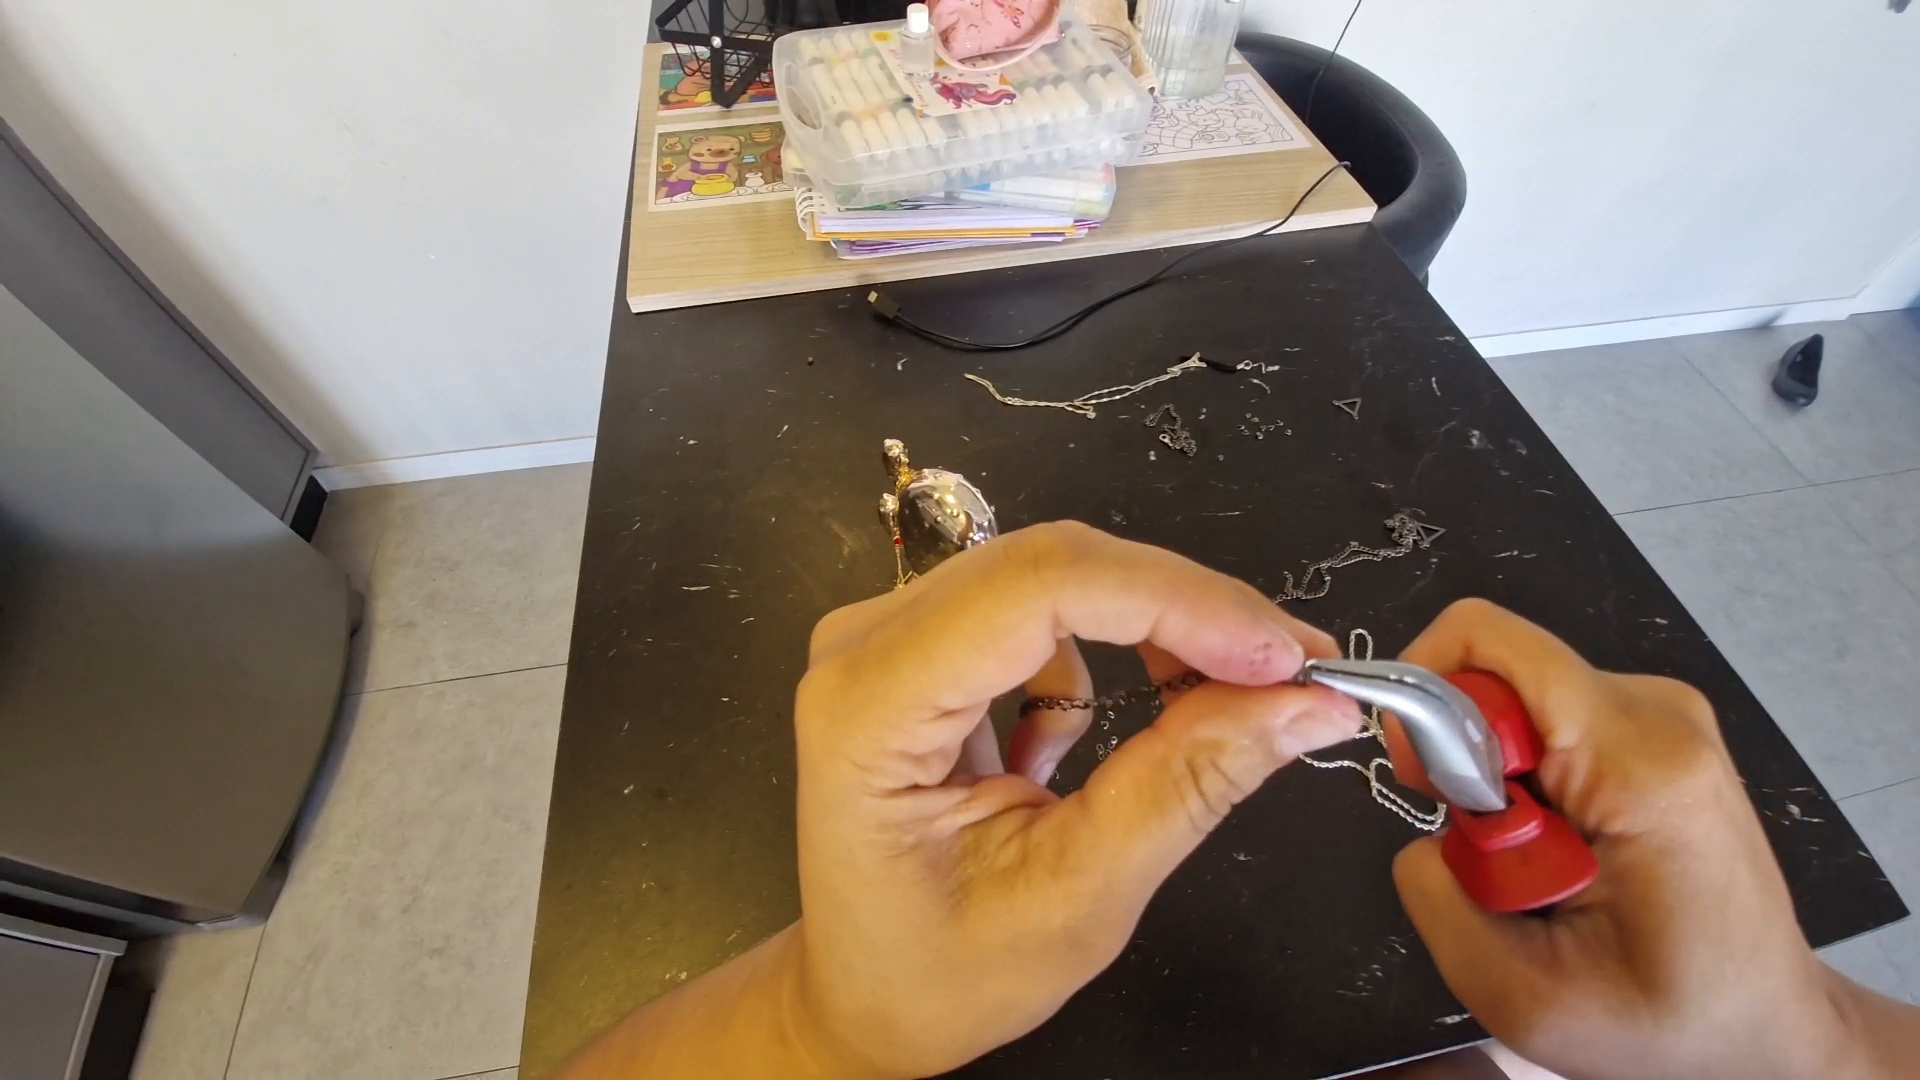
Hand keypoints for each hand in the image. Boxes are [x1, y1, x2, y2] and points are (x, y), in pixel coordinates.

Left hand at [787, 522, 1360, 1076]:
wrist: (856, 984)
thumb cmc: (939, 970)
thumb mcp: (1073, 900)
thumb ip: (1186, 786)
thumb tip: (1304, 701)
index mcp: (871, 705)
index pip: (1035, 589)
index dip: (1174, 600)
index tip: (1286, 656)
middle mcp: (865, 640)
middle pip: (1047, 567)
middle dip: (1182, 608)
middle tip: (1289, 669)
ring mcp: (883, 630)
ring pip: (1048, 577)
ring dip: (1146, 627)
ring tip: (1203, 706)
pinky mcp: (913, 638)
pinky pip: (1029, 609)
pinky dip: (1092, 653)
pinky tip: (1067, 741)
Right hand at [1387, 600, 1908, 1079]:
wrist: (1765, 1031)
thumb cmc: (1664, 1022)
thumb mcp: (1521, 994)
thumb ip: (1433, 895)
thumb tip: (1419, 830)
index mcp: (1638, 760)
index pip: (1485, 640)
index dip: (1420, 692)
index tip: (1425, 779)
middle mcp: (1652, 711)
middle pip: (1486, 667)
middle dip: (1449, 742)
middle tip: (1470, 829)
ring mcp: (1651, 712)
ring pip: (1501, 691)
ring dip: (1475, 762)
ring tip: (1511, 843)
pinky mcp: (1638, 724)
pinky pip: (1525, 709)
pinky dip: (1501, 763)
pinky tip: (1536, 828)